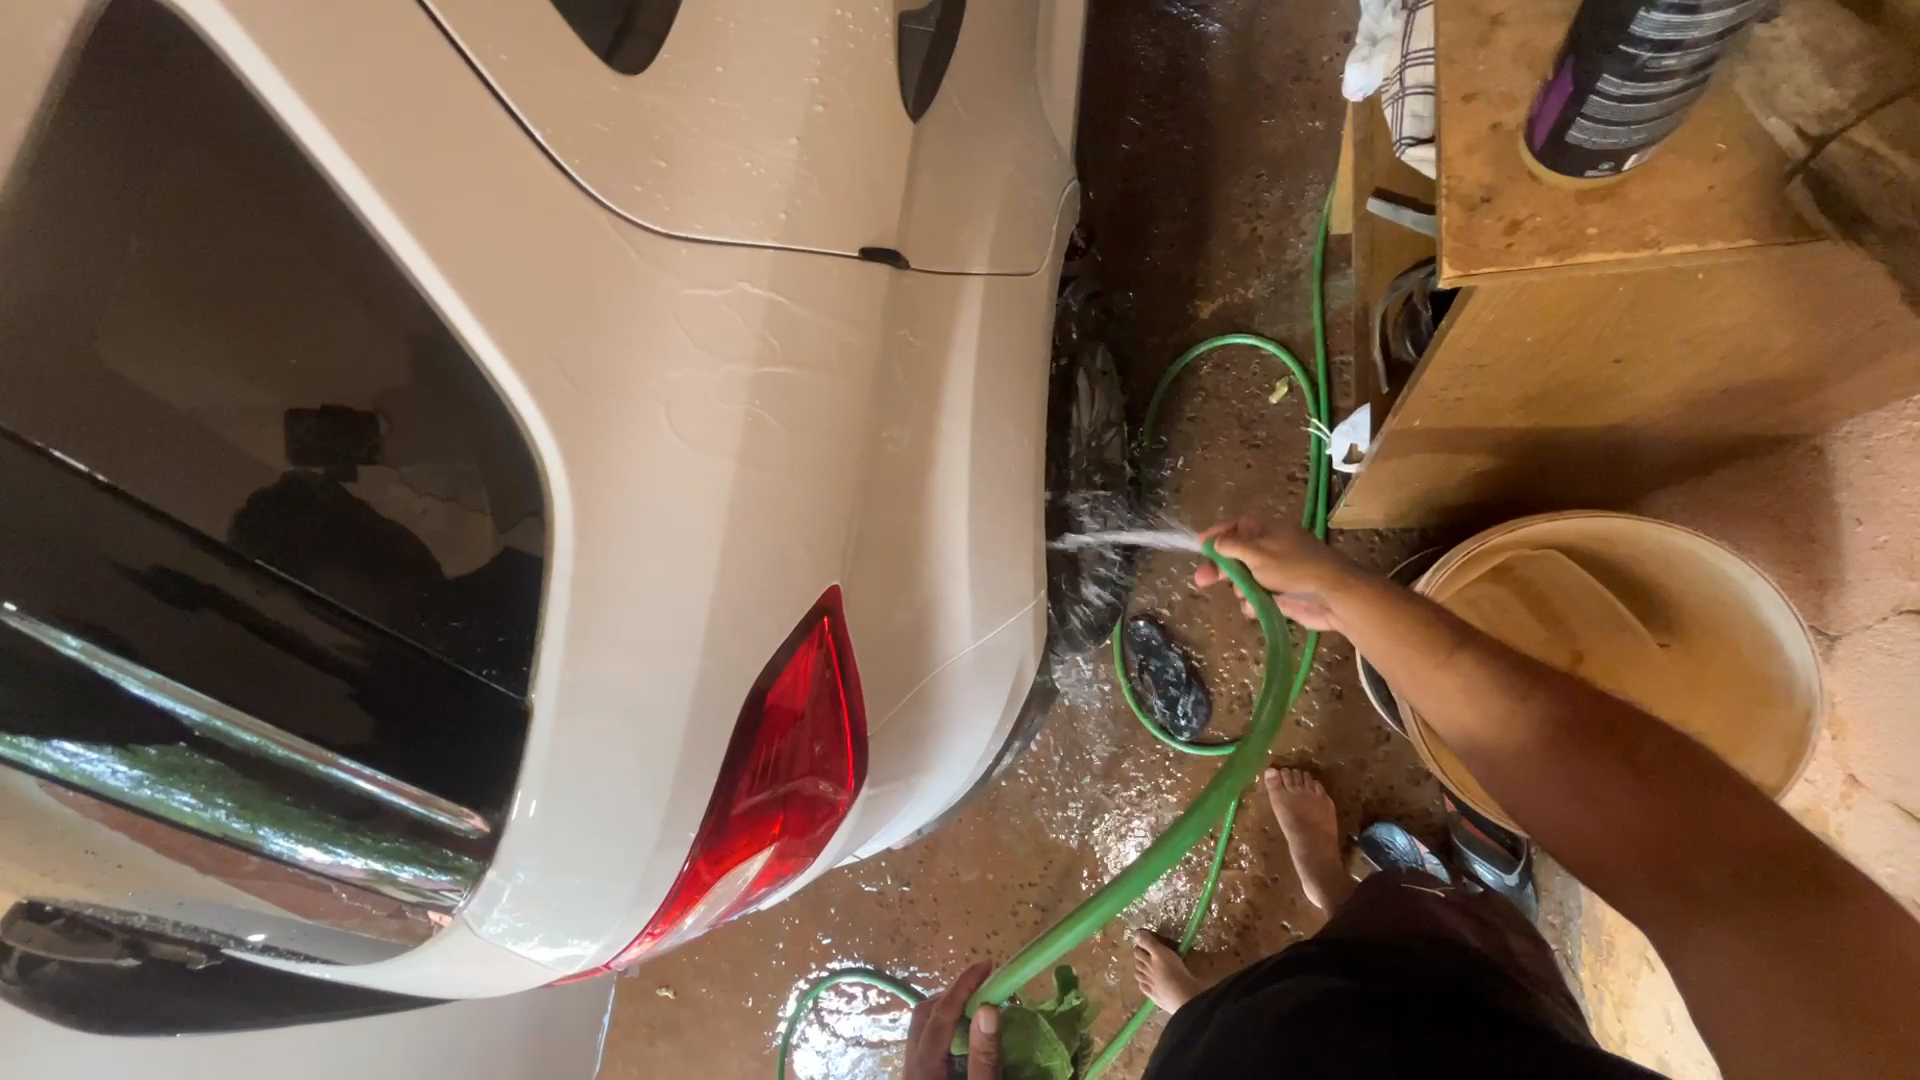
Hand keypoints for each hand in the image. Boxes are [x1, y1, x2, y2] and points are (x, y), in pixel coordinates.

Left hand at [903, 960, 998, 1079]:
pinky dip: (947, 1026)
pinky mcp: (919, 1077)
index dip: (964, 985)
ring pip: (924, 1025)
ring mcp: (912, 1072)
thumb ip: (984, 1057)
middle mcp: (910, 1065)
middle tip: (984, 985)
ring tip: (979, 1005)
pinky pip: (927, 1040)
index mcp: (923, 1068)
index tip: (987, 965)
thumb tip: (988, 1008)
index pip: (941, 1014)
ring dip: (950, 1009)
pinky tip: (968, 1033)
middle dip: (954, 994)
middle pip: (925, 1014)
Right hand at [1193, 518, 1365, 630]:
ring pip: (1246, 579)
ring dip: (1241, 589)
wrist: (1334, 596)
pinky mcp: (1282, 594)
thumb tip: (1216, 542)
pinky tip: (1257, 609)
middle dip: (1221, 568)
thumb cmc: (1295, 568)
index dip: (1218, 535)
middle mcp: (1272, 549)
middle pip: (1237, 556)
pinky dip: (1255, 603)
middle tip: (1202, 580)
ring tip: (1247, 595)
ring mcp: (1277, 573)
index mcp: (1268, 532)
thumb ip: (1232, 547)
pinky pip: (1259, 597)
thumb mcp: (1258, 554)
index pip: (1237, 526)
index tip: (1200, 545)